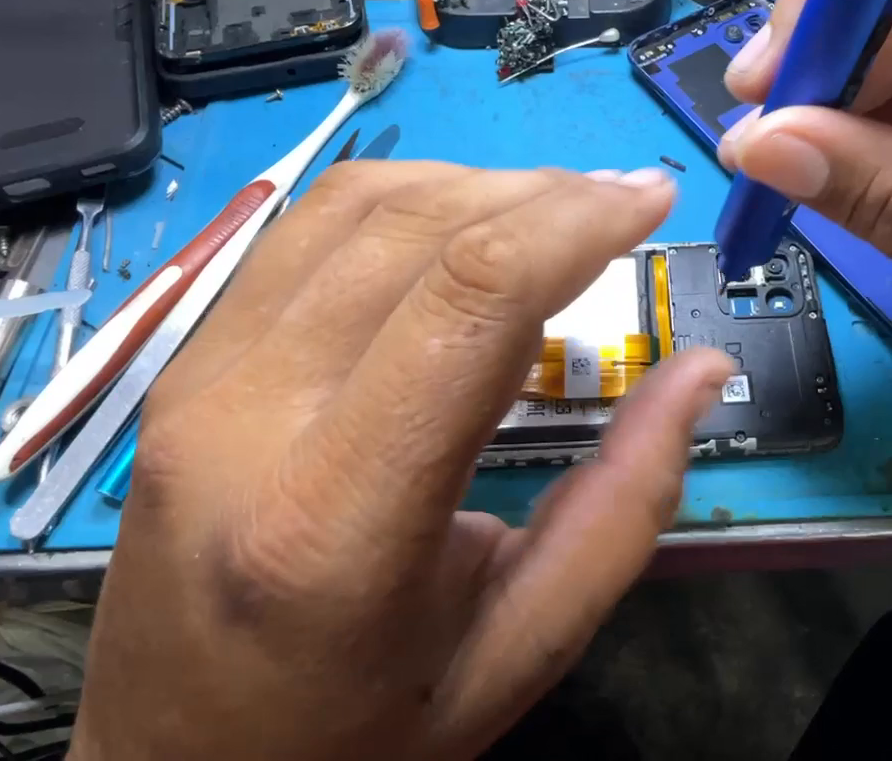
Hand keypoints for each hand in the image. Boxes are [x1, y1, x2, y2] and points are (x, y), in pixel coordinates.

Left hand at [69, 163, 732, 759]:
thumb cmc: (363, 723)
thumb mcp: (523, 642)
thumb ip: (626, 501)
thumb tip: (703, 369)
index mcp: (336, 520)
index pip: (469, 300)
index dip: (574, 224)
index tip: (650, 203)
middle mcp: (246, 419)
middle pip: (418, 231)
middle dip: (545, 195)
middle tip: (622, 203)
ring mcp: (200, 376)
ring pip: (359, 205)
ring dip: (479, 184)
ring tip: (556, 211)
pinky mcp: (188, 359)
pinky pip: (309, 228)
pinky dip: (409, 198)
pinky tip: (466, 225)